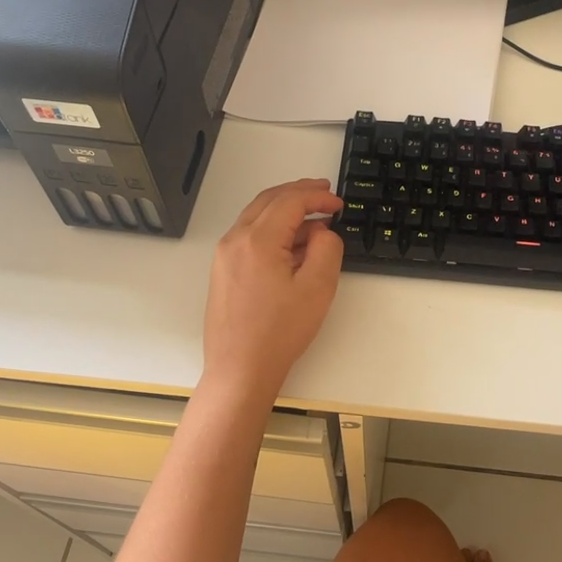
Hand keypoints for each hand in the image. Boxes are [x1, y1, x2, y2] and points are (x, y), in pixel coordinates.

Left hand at [202, 178, 344, 394]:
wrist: (240, 369)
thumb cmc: (279, 332)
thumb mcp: (317, 288)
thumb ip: (327, 249)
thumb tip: (322, 233)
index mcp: (257, 240)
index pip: (290, 201)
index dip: (317, 197)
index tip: (338, 204)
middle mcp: (234, 240)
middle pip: (268, 200)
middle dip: (299, 192)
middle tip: (324, 192)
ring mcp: (224, 256)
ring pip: (256, 216)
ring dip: (285, 210)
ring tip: (314, 220)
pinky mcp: (223, 272)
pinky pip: (248, 236)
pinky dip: (272, 229)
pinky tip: (292, 244)